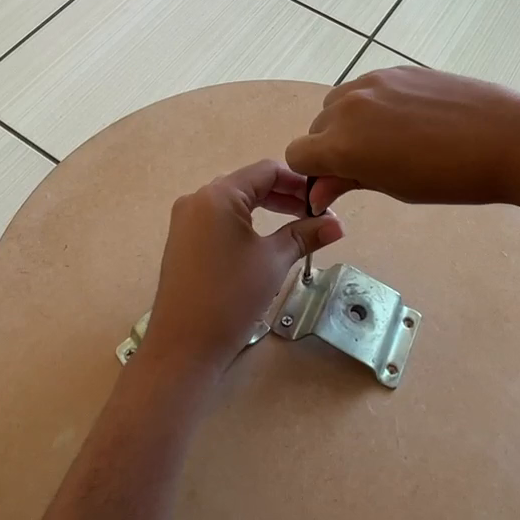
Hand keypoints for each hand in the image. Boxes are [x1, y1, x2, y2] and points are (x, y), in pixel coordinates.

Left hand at [143, 158, 344, 374]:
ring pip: (234, 201)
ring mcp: (185, 220)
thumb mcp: (273, 262)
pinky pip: (219, 218)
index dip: (298, 182)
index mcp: (218, 195)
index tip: (324, 200)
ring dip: (266, 209)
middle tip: (316, 216)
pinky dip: (245, 222)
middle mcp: (197, 198)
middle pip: (249, 183)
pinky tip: (265, 240)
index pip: (266, 171)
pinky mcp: (182, 240)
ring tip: (297, 227)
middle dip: (284, 196)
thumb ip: (304, 235)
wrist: (182, 348)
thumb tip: (337, 225)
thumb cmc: (231, 298)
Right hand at [285, 67, 519, 212]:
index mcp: (341, 142)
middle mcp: (347, 105)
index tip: (338, 184)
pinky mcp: (396, 68)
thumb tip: (319, 190)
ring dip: (349, 123)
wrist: (506, 137)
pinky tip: (409, 121)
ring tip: (388, 141)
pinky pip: (367, 88)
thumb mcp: (393, 187)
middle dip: (331, 147)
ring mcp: (373, 81)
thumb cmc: (450, 177)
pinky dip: (373, 105)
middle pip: (317, 126)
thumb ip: (349, 181)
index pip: (298, 155)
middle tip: (368, 166)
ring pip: (339, 102)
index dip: (313, 173)